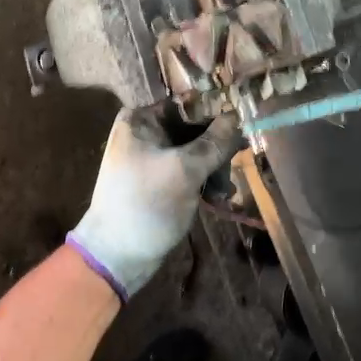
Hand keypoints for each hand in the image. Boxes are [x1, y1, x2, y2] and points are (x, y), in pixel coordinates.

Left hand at [67, 110, 242, 299]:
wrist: (116, 255)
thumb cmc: (147, 205)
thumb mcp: (184, 171)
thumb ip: (213, 143)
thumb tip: (237, 117)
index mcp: (141, 119)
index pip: (188, 104)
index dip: (216, 113)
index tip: (243, 126)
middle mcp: (143, 132)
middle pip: (192, 127)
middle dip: (216, 145)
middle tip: (239, 160)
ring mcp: (150, 157)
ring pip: (193, 150)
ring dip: (213, 166)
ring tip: (225, 188)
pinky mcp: (158, 180)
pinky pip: (187, 170)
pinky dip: (203, 180)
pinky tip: (218, 196)